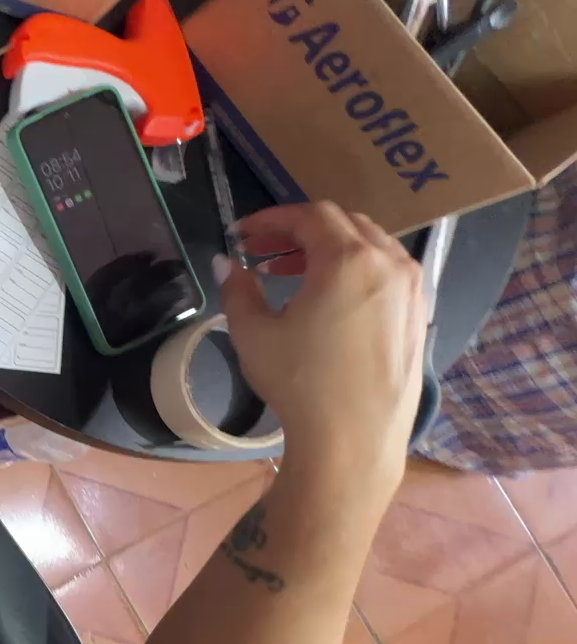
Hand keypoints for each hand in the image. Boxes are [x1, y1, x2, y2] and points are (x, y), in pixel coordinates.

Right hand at [218, 202, 425, 496]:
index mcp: (347, 260)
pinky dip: (348, 266)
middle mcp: (388, 262)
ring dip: (324, 247)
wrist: (353, 428)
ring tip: (286, 271)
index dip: (272, 217)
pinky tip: (321, 295)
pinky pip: (383, 268)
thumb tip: (227, 263)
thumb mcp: (253, 332)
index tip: (239, 232)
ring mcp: (411, 285)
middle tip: (259, 248)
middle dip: (298, 229)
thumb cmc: (298, 377)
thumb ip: (238, 290)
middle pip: (344, 223)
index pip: (311, 216)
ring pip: (367, 244)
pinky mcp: (416, 309)